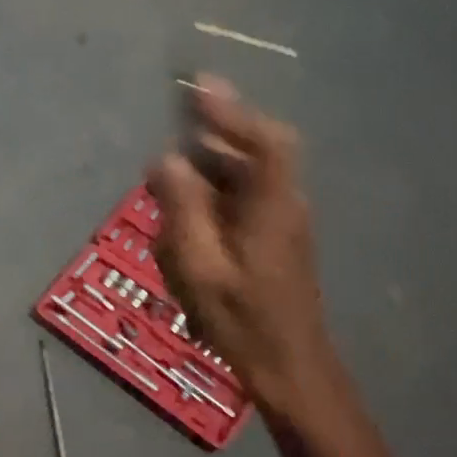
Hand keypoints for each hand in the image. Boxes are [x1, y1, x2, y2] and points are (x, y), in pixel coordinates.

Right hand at [148, 76, 336, 413]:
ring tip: (170, 161)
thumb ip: (183, 208)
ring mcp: (282, 225)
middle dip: (217, 129)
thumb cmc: (242, 319)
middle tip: (178, 111)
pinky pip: (242, 198)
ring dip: (212, 160)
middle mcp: (284, 207)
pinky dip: (214, 187)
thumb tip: (167, 160)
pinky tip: (185, 202)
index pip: (267, 142)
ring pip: (248, 175)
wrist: (290, 369)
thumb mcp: (199, 265)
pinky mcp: (272, 243)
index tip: (198, 86)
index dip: (233, 111)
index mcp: (272, 207)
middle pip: (257, 152)